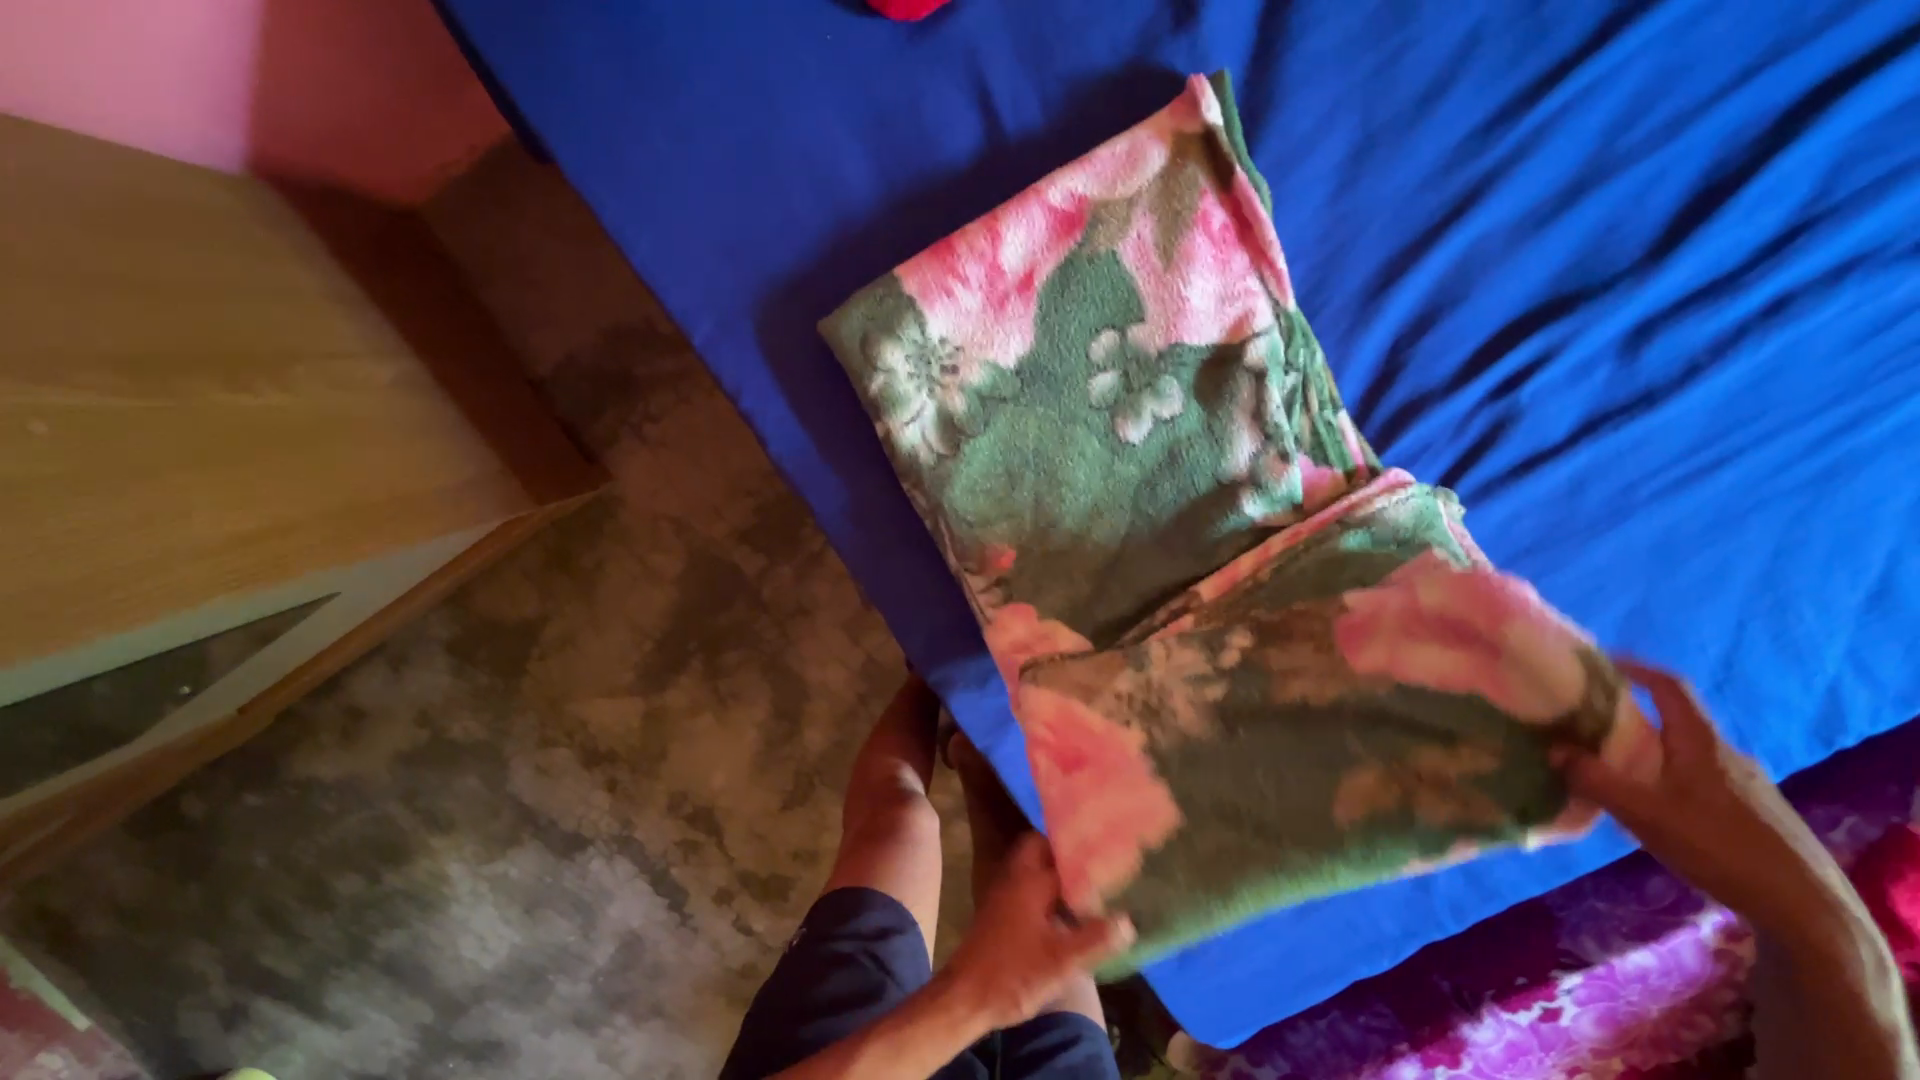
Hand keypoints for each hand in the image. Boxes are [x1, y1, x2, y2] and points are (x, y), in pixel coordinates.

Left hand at [938, 834, 1133, 1030]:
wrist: (965, 997)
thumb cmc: (1013, 974)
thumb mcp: (1061, 961)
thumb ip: (1095, 938)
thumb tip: (1128, 921)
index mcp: (1030, 880)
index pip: (1063, 854)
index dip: (1087, 856)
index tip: (1111, 858)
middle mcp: (1014, 878)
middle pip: (1038, 848)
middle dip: (1063, 854)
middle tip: (1092, 870)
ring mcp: (1002, 895)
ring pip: (1030, 868)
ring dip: (1052, 874)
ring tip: (1085, 890)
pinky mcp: (998, 913)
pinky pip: (1024, 888)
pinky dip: (1042, 892)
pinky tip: (1062, 916)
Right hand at [1558, 660, 1853, 932]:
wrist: (1806, 907)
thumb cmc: (1719, 847)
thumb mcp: (1644, 814)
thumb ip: (1595, 780)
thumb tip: (1554, 751)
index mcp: (1701, 743)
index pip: (1669, 686)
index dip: (1635, 668)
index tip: (1600, 664)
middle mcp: (1727, 754)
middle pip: (1676, 721)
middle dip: (1632, 718)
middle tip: (1590, 727)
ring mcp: (1747, 785)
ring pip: (1688, 755)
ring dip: (1651, 754)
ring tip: (1616, 774)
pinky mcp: (1756, 813)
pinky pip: (1702, 782)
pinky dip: (1671, 781)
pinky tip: (1657, 813)